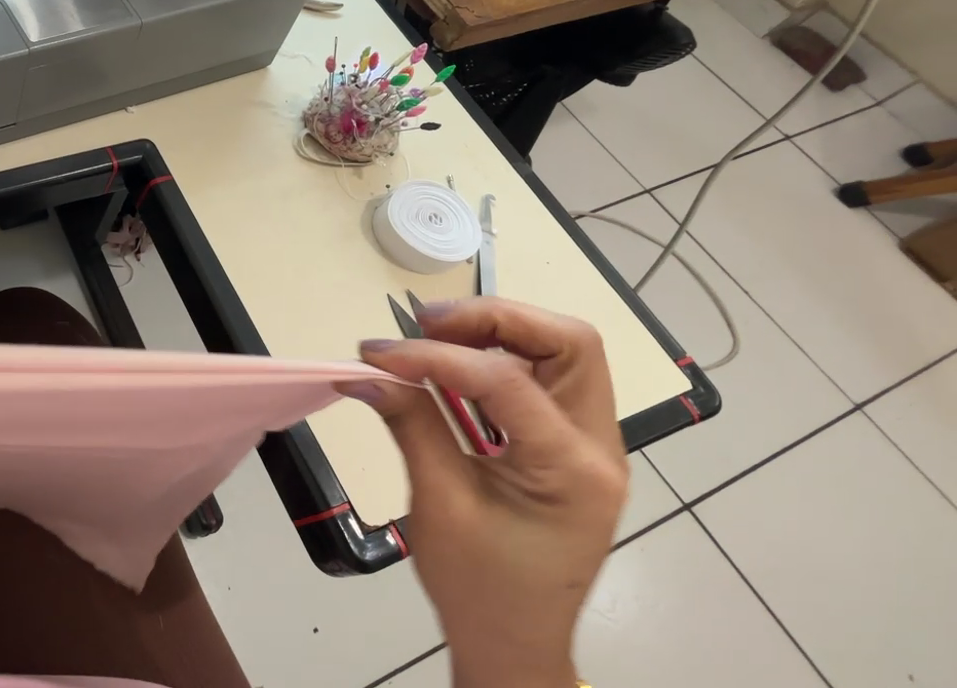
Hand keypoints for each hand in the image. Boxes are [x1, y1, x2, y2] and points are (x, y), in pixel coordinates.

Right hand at [342, 299, 627, 687]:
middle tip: (425, 321)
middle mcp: (598, 447)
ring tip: (433, 332)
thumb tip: (363, 370)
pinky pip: (545, 378)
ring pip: (563, 352)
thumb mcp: (439, 504)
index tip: (375, 351)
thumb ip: (410, 424)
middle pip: (569, 344)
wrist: (515, 643)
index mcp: (573, 470)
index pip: (505, 380)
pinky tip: (452, 362)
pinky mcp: (567, 446)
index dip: (435, 355)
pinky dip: (498, 356)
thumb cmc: (479, 586)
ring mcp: (589, 445)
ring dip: (499, 330)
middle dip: (494, 318)